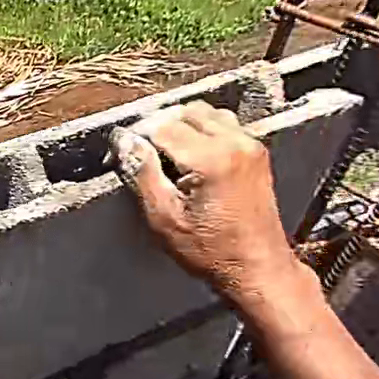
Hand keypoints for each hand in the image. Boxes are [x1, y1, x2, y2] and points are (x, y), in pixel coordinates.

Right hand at [110, 103, 302, 307]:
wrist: (256, 266)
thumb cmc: (212, 250)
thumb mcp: (164, 218)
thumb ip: (143, 174)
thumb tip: (126, 143)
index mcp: (212, 159)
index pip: (162, 126)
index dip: (136, 136)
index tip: (122, 150)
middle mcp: (235, 144)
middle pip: (184, 112)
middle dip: (157, 126)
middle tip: (138, 150)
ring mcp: (249, 146)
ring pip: (205, 113)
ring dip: (179, 124)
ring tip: (161, 151)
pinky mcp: (255, 153)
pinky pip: (223, 124)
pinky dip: (200, 130)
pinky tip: (187, 154)